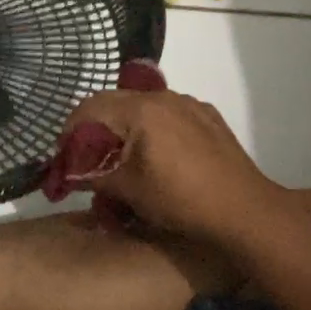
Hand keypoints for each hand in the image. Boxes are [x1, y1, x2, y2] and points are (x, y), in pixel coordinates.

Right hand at [63, 90, 292, 246]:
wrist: (246, 212)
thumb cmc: (180, 200)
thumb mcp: (127, 190)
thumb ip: (92, 175)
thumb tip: (67, 174)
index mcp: (140, 111)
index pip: (89, 108)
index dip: (69, 130)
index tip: (63, 155)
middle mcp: (163, 97)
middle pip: (113, 101)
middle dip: (93, 126)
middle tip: (85, 154)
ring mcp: (189, 104)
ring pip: (141, 105)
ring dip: (122, 124)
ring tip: (119, 154)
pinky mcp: (207, 117)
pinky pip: (167, 112)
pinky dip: (150, 127)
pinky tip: (154, 154)